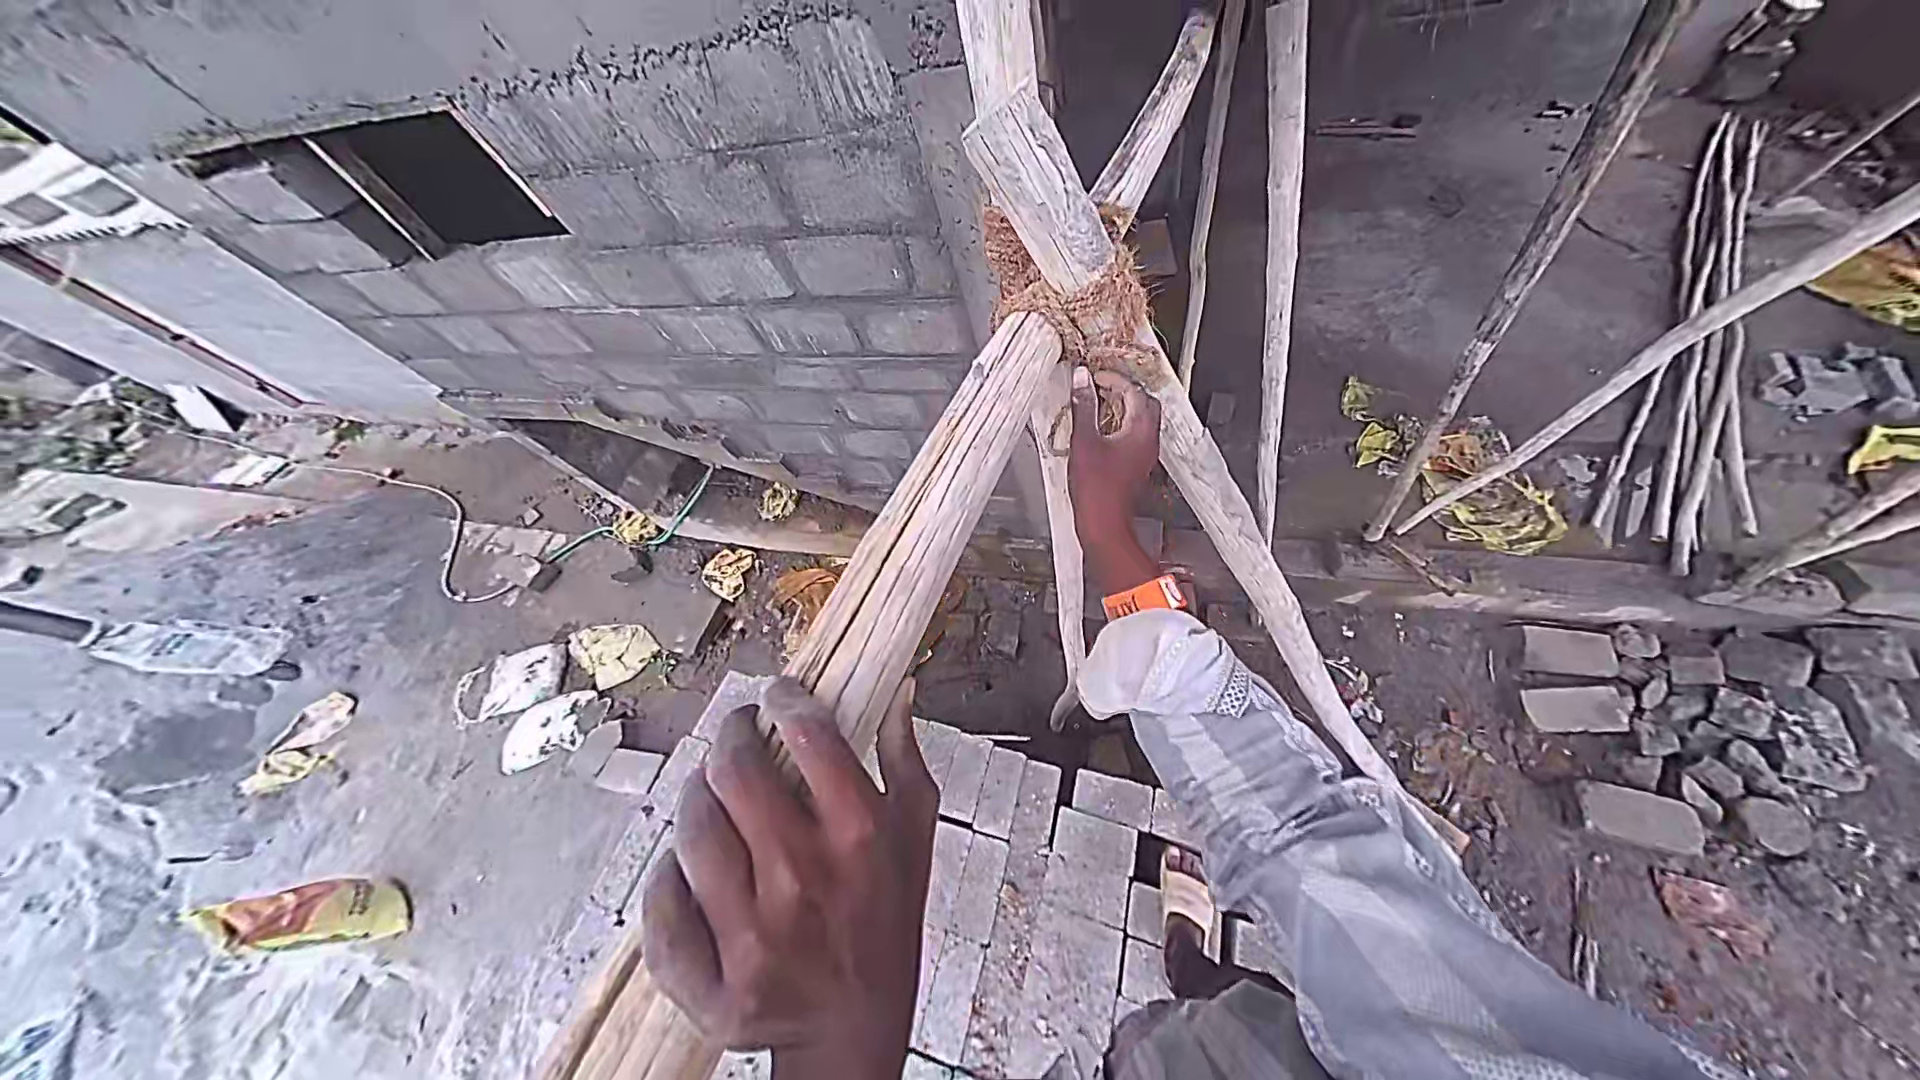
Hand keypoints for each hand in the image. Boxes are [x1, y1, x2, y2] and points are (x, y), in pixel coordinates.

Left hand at [642, 677, 937, 1079]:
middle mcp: (804, 875)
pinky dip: (668, 871)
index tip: (777, 694)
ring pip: (693, 827)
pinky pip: (664, 902)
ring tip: (710, 785)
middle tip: (736, 730)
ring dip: (697, 791)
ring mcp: (755, 934)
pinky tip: (687, 859)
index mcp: (859, 832)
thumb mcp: (915, 827)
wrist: (856, 1025)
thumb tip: (898, 689)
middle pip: (736, 770)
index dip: (785, 699)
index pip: (809, 735)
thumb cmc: (889, 913)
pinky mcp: (715, 985)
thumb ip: (904, 753)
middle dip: (731, 733)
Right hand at [1068, 366, 1162, 594]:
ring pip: (1141, 420)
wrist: (1103, 523)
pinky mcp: (1137, 467)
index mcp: (1140, 430)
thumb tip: (1081, 379)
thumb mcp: (1083, 440)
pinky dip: (1121, 425)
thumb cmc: (1096, 488)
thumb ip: (1083, 406)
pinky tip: (1101, 431)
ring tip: (1099, 405)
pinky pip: (1135, 436)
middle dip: (1124, 391)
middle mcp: (1149, 441)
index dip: (1114, 380)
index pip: (1134, 392)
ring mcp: (1145, 455)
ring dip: (1122, 408)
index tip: (1095, 377)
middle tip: (1100, 387)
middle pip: (1144, 403)